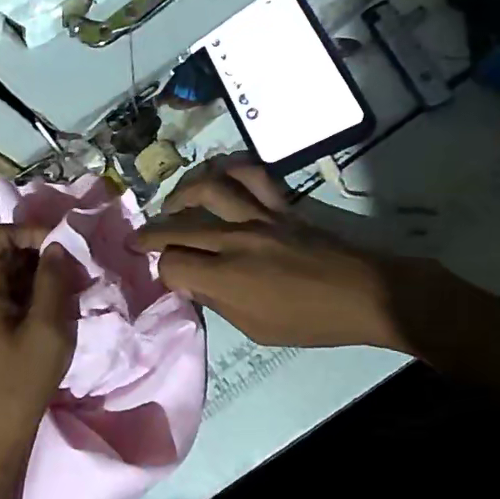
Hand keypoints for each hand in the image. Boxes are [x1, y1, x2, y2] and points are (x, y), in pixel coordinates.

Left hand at [0, 225, 78, 465]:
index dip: (31, 233)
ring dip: (27, 280)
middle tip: (68, 275)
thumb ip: (53, 281)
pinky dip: (16, 299)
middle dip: (34, 258)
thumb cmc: (19, 384)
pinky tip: (39, 319)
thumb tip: (55, 248)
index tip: (62, 250)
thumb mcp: (48, 330)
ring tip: (59, 297)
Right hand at [136, 159, 421, 351]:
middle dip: (151, 233)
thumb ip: (219, 302)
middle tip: (137, 238)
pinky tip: (219, 175)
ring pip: (208, 188)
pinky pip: (251, 175)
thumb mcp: (257, 329)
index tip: (168, 277)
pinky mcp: (279, 204)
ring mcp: (258, 216)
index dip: (162, 271)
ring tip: (173, 203)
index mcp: (227, 278)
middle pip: (179, 227)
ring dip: (182, 193)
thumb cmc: (309, 322)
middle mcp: (235, 240)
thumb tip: (193, 283)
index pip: (173, 264)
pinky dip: (231, 169)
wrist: (362, 293)